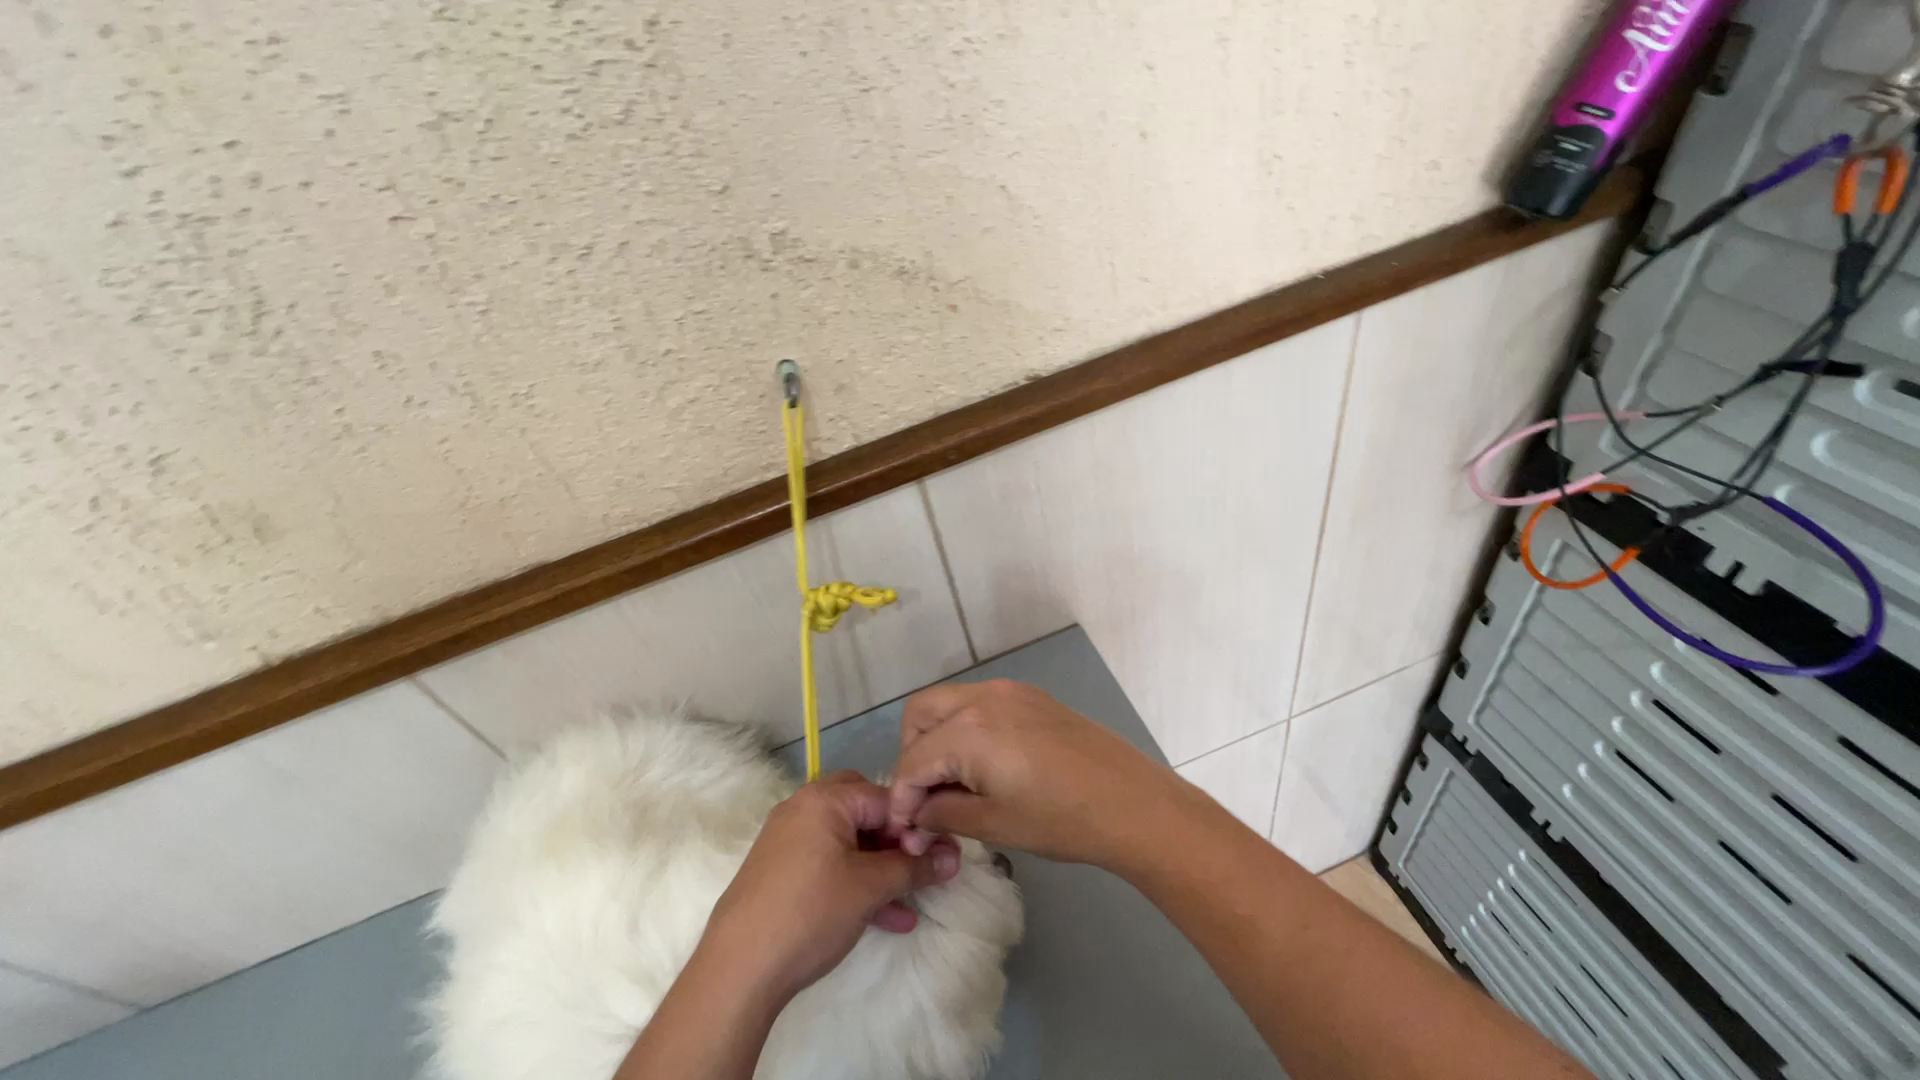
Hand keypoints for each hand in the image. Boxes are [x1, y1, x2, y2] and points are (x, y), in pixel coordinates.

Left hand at [699, 771, 960, 1003]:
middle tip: (919, 866)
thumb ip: (914, 868)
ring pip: (849, 842)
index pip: (886, 798)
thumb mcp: (870, 888)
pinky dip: (857, 882)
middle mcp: (803, 808)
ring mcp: (789, 839)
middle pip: (865, 812)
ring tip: (913, 903)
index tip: (940, 856)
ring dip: (882, 868)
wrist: (739, 968)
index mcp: (825, 799)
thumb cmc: (811, 912)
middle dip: (896, 840)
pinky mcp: (782, 870)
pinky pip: (830, 864)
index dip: (916, 826)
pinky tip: (887, 919)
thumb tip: (953, 857)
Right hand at [886, 679, 1203, 871]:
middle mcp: (983, 698)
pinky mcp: (1032, 697)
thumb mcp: (992, 824)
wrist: (1133, 804)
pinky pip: (980, 704)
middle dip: (912, 755)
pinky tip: (984, 767)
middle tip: (925, 798)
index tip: (905, 831)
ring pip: (949, 703)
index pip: (912, 761)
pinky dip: (966, 729)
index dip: (901, 799)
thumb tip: (914, 818)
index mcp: (968, 730)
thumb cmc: (1060, 820)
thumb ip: (941, 814)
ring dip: (937, 739)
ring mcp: (1010, 692)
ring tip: (953, 785)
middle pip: (920, 714)